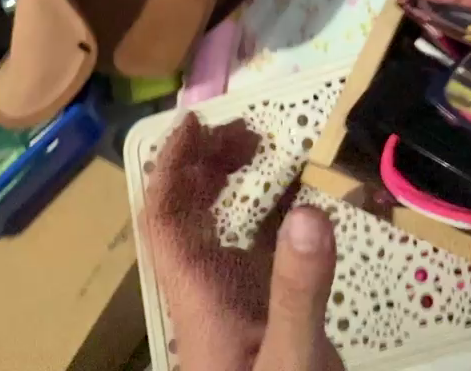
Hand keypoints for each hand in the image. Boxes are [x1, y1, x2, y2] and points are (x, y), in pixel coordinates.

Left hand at [142, 114, 344, 370]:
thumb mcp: (295, 360)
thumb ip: (298, 290)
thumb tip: (306, 208)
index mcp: (201, 301)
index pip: (164, 223)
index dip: (171, 169)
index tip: (195, 123)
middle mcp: (208, 294)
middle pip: (182, 218)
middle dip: (202, 166)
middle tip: (248, 131)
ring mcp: (233, 302)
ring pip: (211, 229)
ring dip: (225, 183)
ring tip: (260, 148)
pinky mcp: (262, 310)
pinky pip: (250, 245)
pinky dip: (266, 210)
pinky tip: (297, 196)